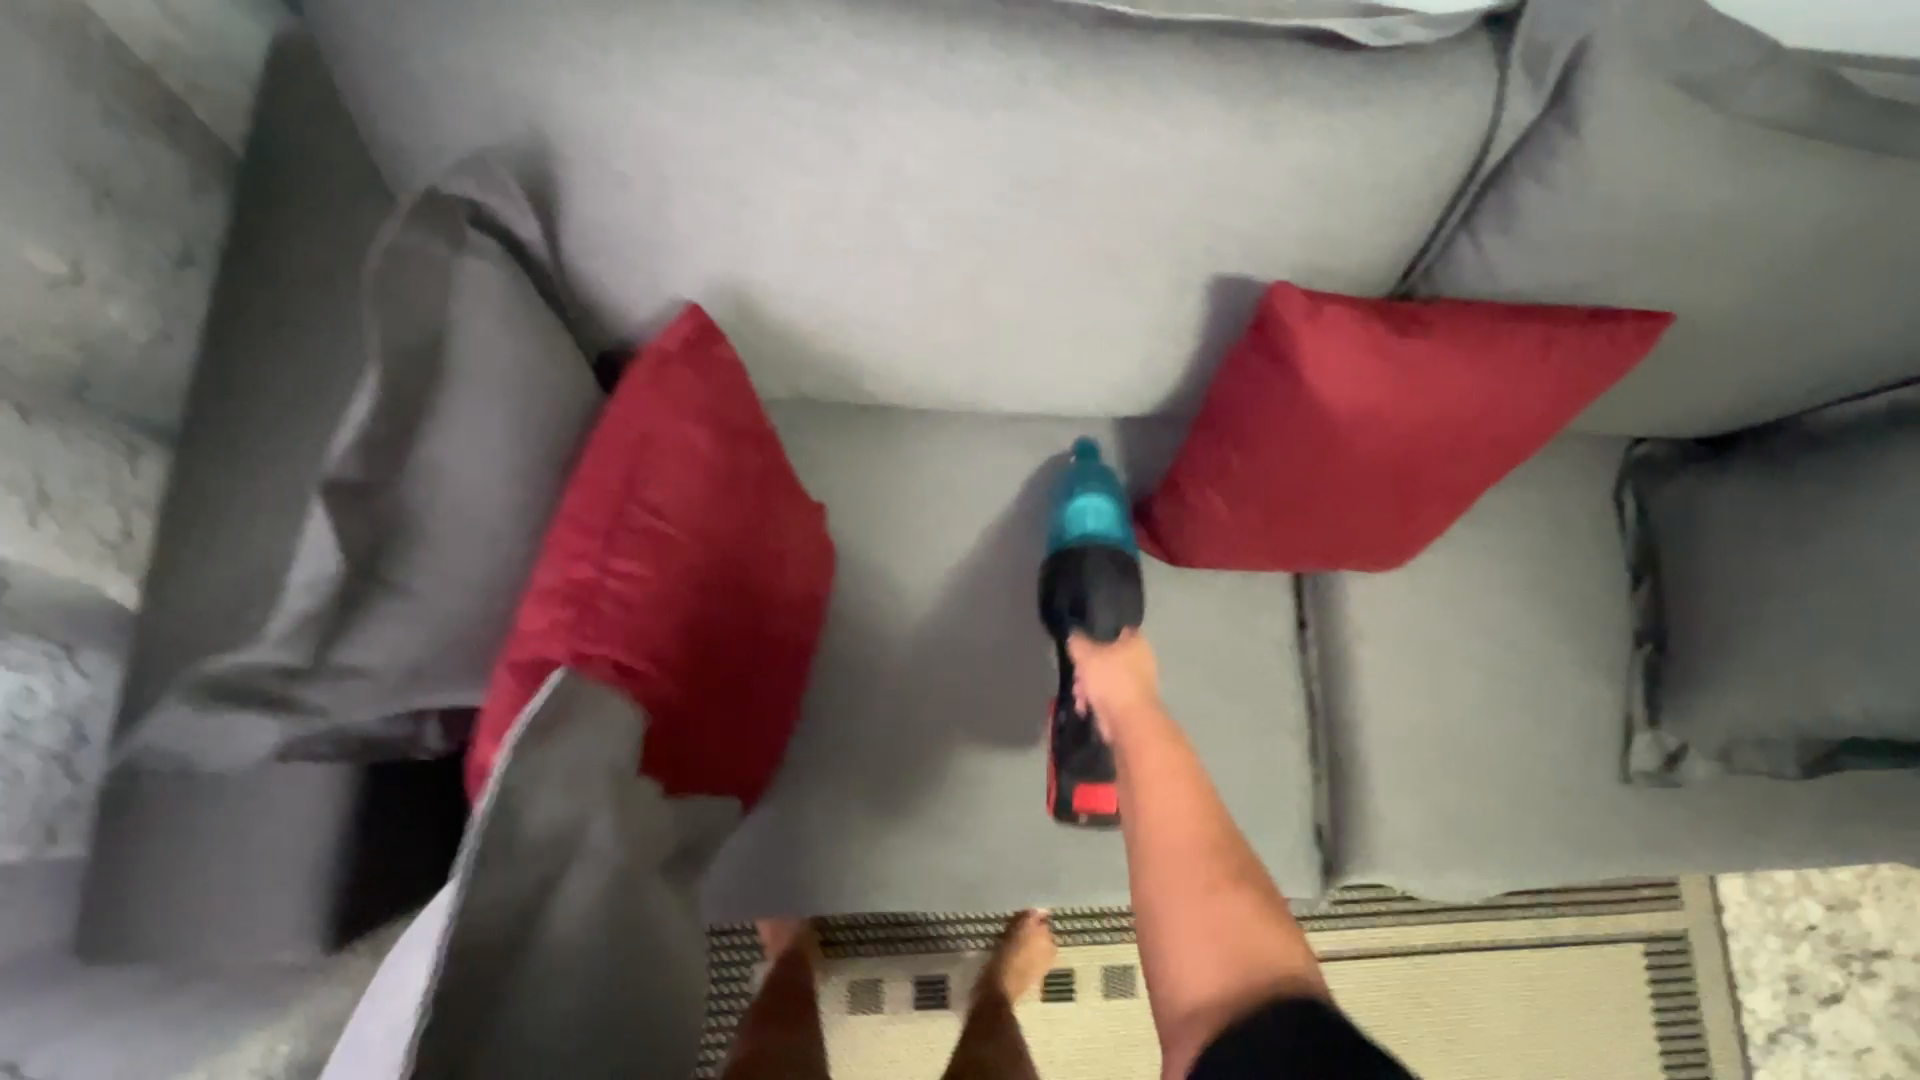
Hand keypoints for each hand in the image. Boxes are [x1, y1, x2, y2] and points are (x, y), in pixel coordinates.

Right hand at [1067, 629, 1161, 740]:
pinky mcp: (1131, 702)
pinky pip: (1109, 695)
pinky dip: (1096, 700)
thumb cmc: (1110, 679)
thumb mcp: (1086, 655)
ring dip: (1088, 686)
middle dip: (1087, 668)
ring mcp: (1137, 682)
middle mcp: (1140, 659)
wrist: (1128, 720)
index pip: (1116, 630)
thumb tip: (1074, 636)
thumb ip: (1077, 642)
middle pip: (1106, 656)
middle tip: (1077, 675)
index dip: (1097, 634)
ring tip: (1079, 695)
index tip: (1081, 644)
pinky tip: (1085, 707)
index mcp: (1135, 641)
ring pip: (1105, 677)